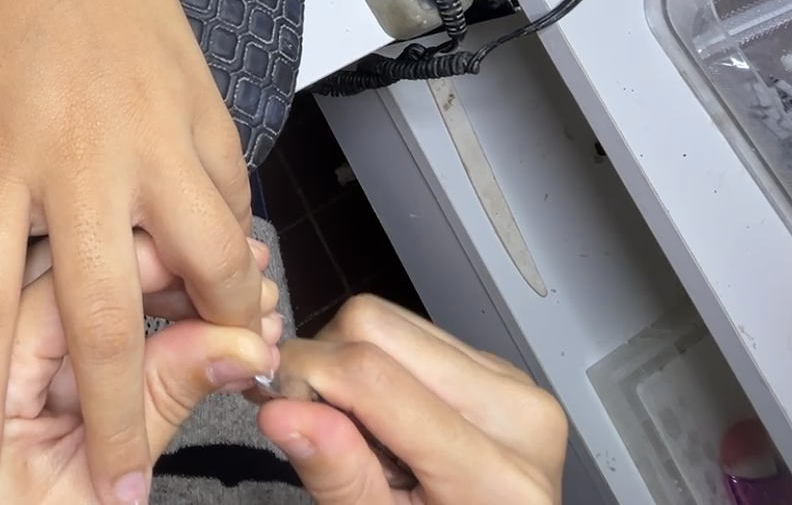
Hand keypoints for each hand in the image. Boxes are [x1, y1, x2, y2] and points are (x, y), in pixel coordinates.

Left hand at [0, 0, 264, 504]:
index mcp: (1, 160)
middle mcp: (81, 159)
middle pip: (105, 313)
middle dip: (118, 412)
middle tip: (127, 476)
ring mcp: (152, 131)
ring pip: (207, 258)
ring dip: (218, 320)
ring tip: (222, 358)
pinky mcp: (201, 103)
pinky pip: (233, 190)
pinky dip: (236, 233)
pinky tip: (227, 250)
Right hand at [259, 297, 568, 504]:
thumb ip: (336, 475)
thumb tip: (276, 409)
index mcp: (496, 476)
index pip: (371, 375)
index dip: (305, 376)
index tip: (279, 407)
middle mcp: (514, 409)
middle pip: (373, 325)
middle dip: (324, 361)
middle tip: (321, 422)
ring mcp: (510, 380)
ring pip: (385, 315)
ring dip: (347, 356)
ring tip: (360, 424)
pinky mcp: (496, 365)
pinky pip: (407, 327)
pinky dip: (375, 357)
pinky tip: (386, 411)